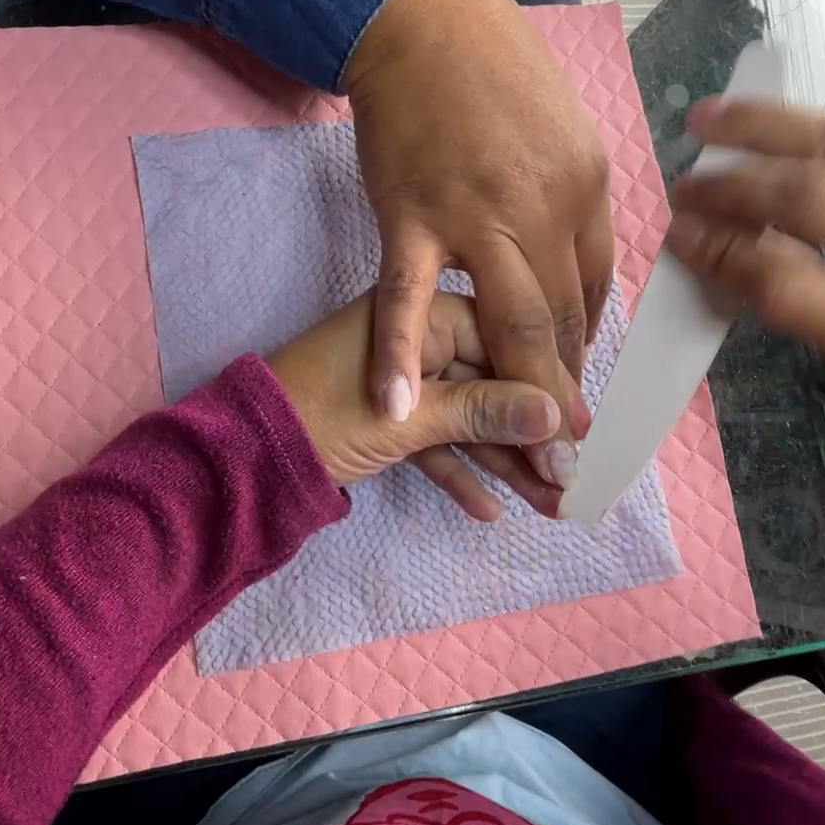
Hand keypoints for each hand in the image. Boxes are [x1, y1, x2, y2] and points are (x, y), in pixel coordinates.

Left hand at [268, 292, 566, 520]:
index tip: (581, 434)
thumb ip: (482, 413)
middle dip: (528, 437)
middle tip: (569, 480)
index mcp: (420, 315)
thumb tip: (556, 416)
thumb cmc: (324, 418)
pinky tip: (488, 508)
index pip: (502, 342)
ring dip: (501, 462)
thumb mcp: (408, 418)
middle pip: (488, 386)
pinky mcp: (384, 420)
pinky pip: (431, 442)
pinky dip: (454, 472)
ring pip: (464, 420)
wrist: (243, 456)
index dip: (544, 390)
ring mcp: (400, 383)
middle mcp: (414, 342)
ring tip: (548, 504)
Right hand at [342, 0, 612, 491]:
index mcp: (586, 184)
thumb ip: (575, 205)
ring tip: (521, 458)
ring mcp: (475, 214)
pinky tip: (395, 406)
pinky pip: (407, 296)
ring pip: (505, 319)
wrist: (420, 22)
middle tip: (568, 457)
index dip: (584, 346)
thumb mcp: (563, 129)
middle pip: (559, 316)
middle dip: (564, 391)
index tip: (572, 387)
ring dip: (513, 393)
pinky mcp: (410, 218)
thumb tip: (575, 273)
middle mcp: (543, 205)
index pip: (593, 288)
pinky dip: (399, 353)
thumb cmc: (493, 73)